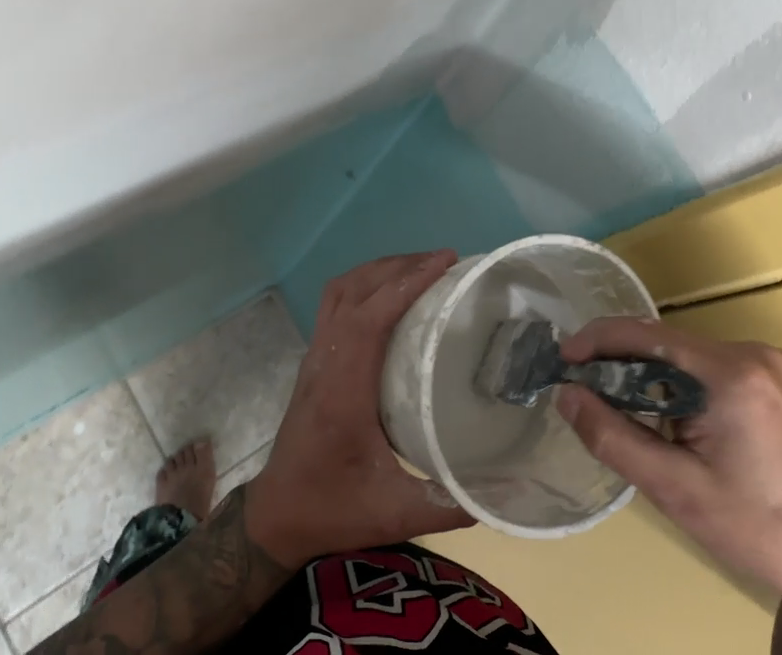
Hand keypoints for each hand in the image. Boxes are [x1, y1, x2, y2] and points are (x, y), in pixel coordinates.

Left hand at [244, 251, 475, 567]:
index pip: (370, 317)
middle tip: (447, 263)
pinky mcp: (314, 362)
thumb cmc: (333, 509)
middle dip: (400, 267)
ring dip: (380, 271)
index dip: (407, 283)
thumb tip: (507, 491)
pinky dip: (366, 286)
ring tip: (423, 269)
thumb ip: (449, 506)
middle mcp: (325, 363)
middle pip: (355, 291)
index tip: (447, 263)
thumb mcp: (394, 515)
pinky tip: (394, 296)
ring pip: (341, 292)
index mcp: (343, 391)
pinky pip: (336, 304)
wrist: (274, 517)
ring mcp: (315, 359)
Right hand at [555, 318, 781, 654]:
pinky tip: (690, 430)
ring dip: (660, 380)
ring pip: (696, 358)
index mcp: (730, 373)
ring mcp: (778, 367)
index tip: (562, 358)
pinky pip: (723, 370)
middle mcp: (756, 354)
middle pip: (671, 344)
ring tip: (643, 426)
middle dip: (627, 366)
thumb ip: (612, 435)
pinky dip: (692, 387)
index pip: (647, 334)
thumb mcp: (673, 487)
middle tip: (593, 399)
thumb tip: (567, 394)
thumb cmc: (755, 528)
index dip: (598, 340)